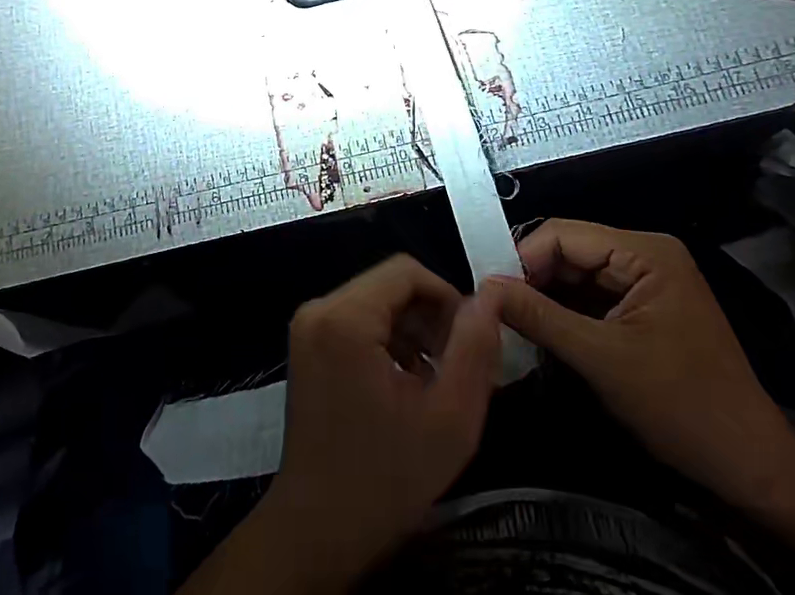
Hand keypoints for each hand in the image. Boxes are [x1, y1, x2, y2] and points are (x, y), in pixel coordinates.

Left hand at [268, 254, 501, 575]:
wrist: (320, 523)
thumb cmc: (388, 474)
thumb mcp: (451, 415)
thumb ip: (474, 348)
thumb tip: (489, 298)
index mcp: (344, 317)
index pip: (405, 271)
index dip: (446, 296)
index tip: (467, 340)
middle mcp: (317, 310)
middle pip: (388, 285)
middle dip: (429, 317)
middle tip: (454, 366)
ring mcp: (306, 327)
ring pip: (373, 302)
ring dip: (410, 331)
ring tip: (432, 380)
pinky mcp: (306, 346)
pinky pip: (354, 322)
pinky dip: (386, 341)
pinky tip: (404, 384)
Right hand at [491, 220, 794, 509]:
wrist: (746, 464)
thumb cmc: (680, 404)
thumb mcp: (600, 358)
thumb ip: (538, 316)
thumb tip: (483, 286)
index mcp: (646, 253)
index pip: (561, 234)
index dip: (521, 259)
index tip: (491, 295)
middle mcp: (645, 255)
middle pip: (566, 251)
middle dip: (530, 279)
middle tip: (496, 312)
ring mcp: (644, 281)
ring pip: (572, 274)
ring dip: (542, 297)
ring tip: (510, 323)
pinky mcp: (640, 306)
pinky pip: (586, 295)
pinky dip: (560, 312)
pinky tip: (539, 332)